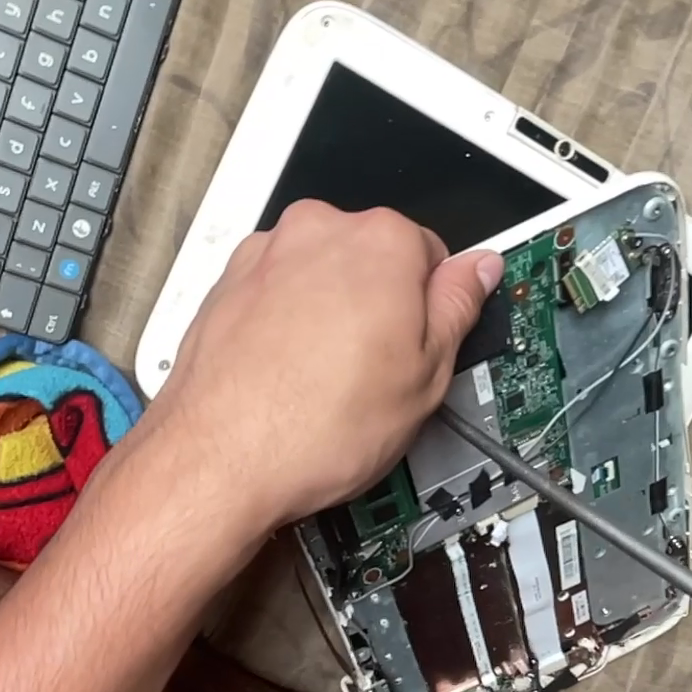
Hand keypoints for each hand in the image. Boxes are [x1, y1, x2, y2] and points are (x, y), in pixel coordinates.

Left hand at [144, 200, 501, 531]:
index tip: (419, 345)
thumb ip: (457, 307)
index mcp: (380, 241)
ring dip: (329, 314)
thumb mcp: (424, 376)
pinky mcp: (226, 285)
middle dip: (379, 306)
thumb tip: (477, 272)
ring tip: (324, 380)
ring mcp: (264, 255)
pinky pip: (275, 294)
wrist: (215, 460)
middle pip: (371, 260)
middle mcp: (317, 231)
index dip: (430, 309)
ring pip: (320, 276)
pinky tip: (286, 373)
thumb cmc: (313, 427)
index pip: (432, 255)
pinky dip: (285, 323)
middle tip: (375, 371)